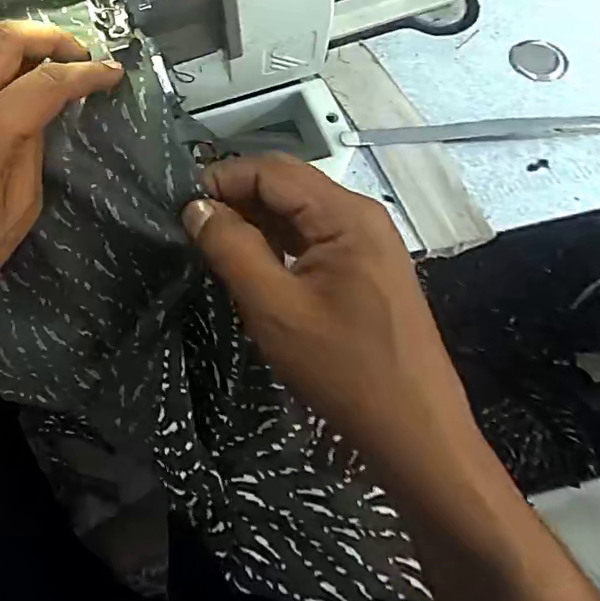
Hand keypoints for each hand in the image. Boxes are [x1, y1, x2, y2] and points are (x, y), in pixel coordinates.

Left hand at [0, 21, 124, 369]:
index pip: (46, 83)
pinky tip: (2, 68)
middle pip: (3, 39)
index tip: (112, 72)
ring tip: (42, 54)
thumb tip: (45, 106)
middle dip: (49, 38)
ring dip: (11, 35)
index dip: (86, 74)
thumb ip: (34, 145)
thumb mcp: (21, 205)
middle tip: (78, 54)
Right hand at [182, 154, 481, 485]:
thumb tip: (197, 207)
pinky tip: (255, 260)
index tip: (183, 207)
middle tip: (196, 224)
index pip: (272, 170)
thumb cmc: (344, 370)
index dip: (224, 179)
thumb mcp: (275, 309)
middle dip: (239, 194)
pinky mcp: (367, 263)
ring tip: (216, 243)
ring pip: (300, 208)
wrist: (415, 429)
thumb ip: (232, 250)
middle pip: (288, 183)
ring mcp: (368, 238)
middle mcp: (361, 214)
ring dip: (257, 217)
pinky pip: (315, 234)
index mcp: (346, 214)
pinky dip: (280, 239)